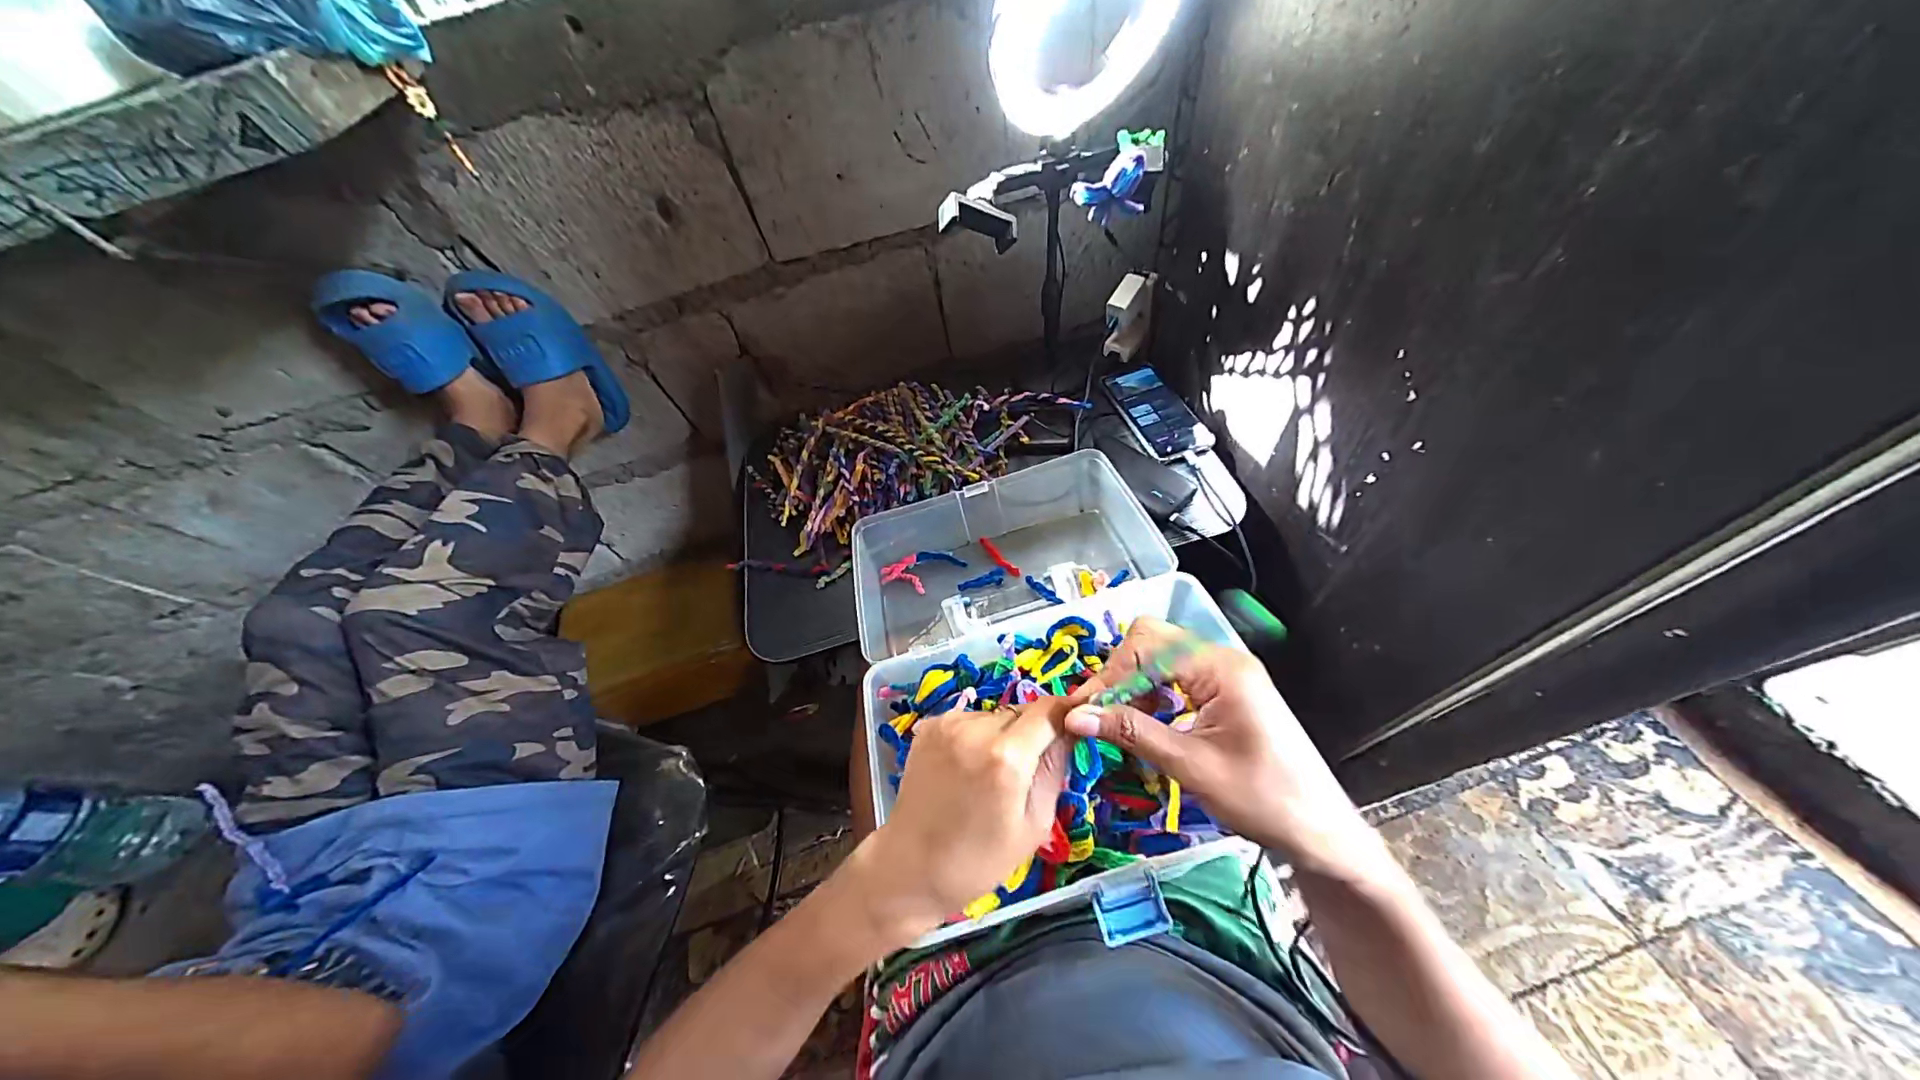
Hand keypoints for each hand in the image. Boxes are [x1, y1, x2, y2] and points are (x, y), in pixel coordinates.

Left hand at [848, 698, 1069, 943]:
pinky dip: (977, 737)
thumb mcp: (1034, 824)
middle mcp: (975, 728)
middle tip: (1027, 772)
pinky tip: (966, 770)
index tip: (1075, 727)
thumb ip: (1055, 769)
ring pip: (996, 716)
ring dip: (1003, 735)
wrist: (910, 868)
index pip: (1050, 710)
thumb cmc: (979, 860)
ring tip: (990, 776)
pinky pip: (970, 721)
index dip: (1067, 714)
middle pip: (1022, 712)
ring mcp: (947, 724)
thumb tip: (1071, 731)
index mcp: (1006, 757)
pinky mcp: (929, 726)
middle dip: (1032, 734)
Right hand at [1067, 616, 1384, 877]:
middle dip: (1119, 673)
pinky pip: (1176, 676)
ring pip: (1161, 656)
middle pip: (1153, 640)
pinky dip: (1152, 693)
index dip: (1110, 677)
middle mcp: (1223, 659)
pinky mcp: (1225, 691)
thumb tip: (1077, 716)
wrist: (1320, 832)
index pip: (1148, 647)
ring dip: (1134, 684)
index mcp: (1221, 668)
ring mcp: (1226, 673)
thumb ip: (1132, 733)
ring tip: (1115, 721)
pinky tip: (1144, 722)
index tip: (1082, 711)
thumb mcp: (1191, 767)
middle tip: (1098, 713)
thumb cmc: (1264, 800)